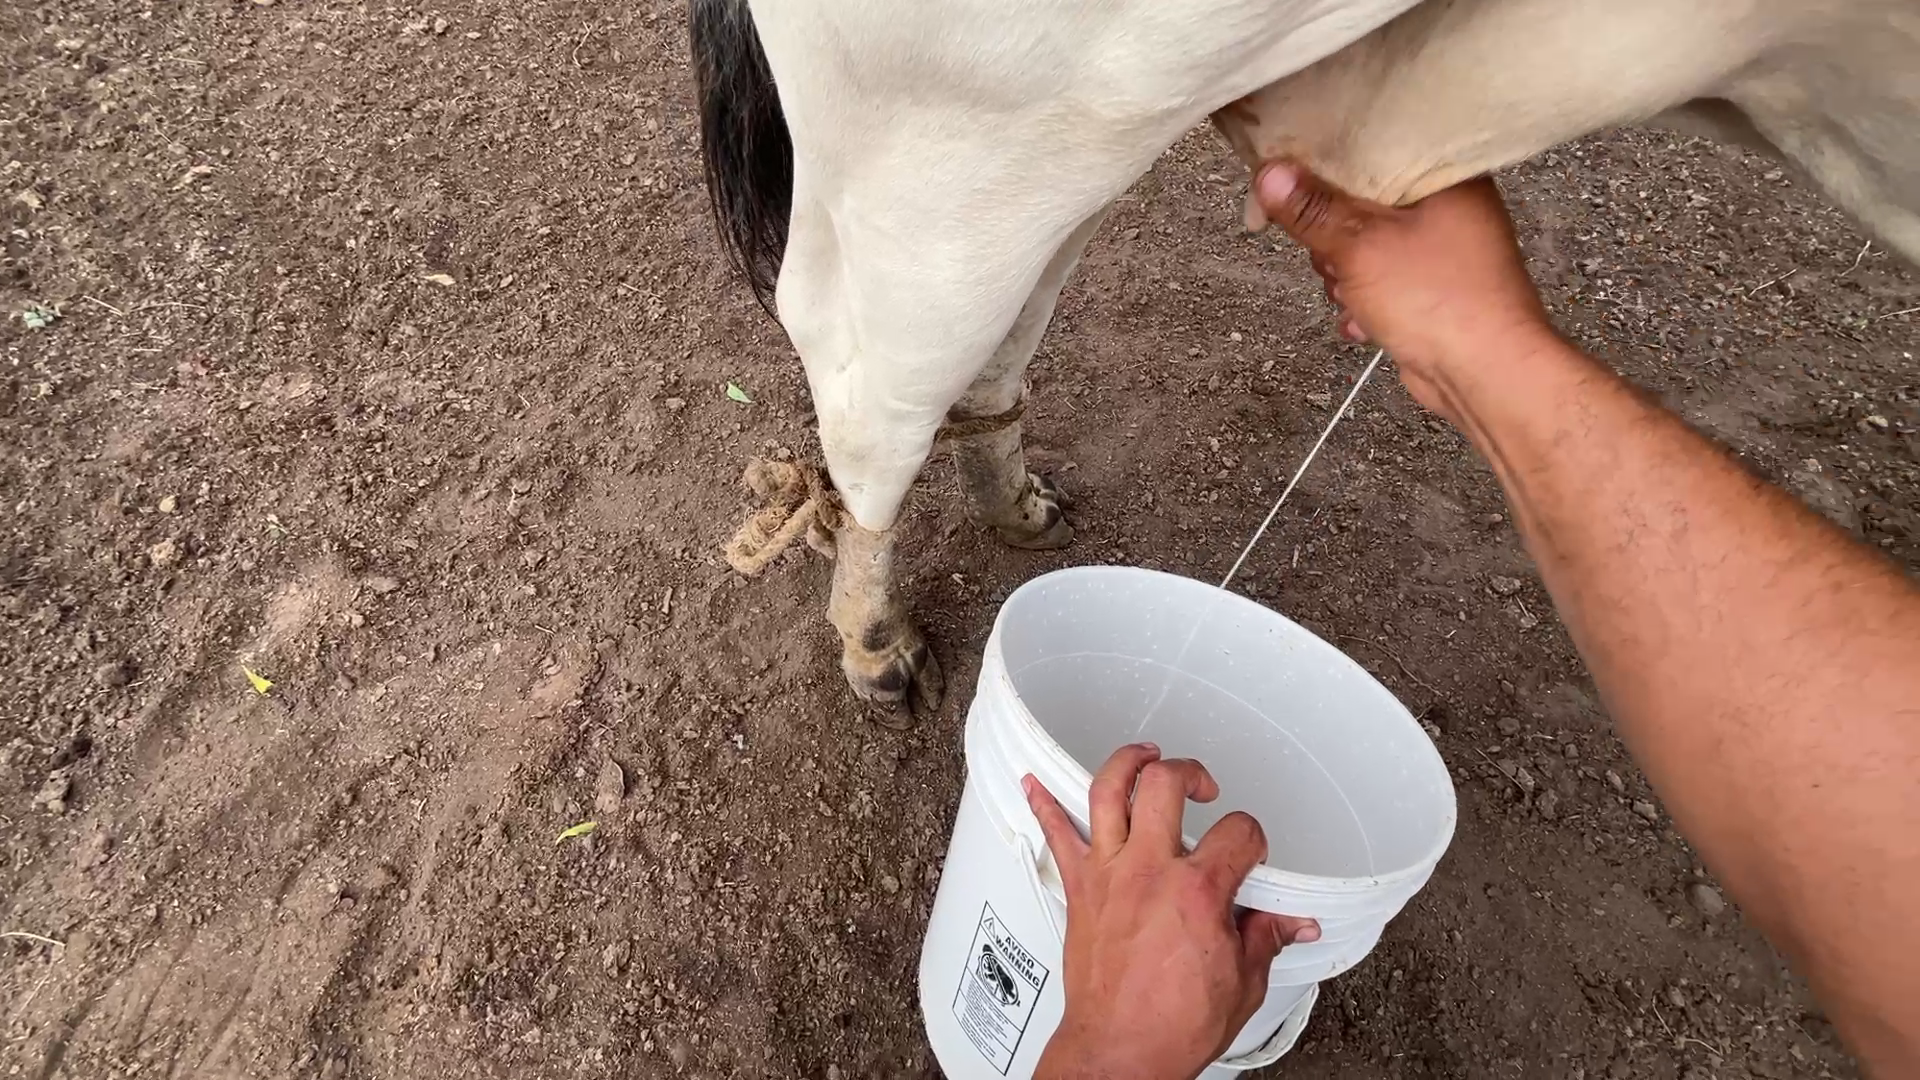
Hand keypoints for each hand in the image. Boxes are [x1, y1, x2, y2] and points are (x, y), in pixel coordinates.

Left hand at [1028, 743, 1319, 1079]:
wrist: (1119, 1051)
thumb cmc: (1172, 1025)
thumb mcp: (1240, 984)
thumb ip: (1265, 937)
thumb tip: (1291, 919)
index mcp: (1196, 892)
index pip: (1238, 833)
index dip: (1252, 836)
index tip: (1249, 847)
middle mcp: (1149, 870)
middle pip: (1164, 785)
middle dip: (1189, 771)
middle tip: (1201, 784)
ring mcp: (1108, 871)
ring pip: (1108, 791)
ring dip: (1126, 762)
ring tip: (1144, 754)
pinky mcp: (1079, 884)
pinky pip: (1055, 833)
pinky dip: (1042, 804)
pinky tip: (1033, 782)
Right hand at [1254, 161, 1558, 424]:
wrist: (1479, 369)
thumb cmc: (1438, 300)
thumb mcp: (1359, 246)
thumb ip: (1312, 210)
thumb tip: (1269, 174)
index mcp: (1440, 175)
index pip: (1369, 150)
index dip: (1322, 170)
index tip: (1289, 189)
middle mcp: (1443, 206)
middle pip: (1356, 205)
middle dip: (1331, 242)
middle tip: (1337, 260)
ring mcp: (1435, 250)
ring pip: (1358, 249)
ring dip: (1343, 280)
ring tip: (1355, 297)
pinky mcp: (1425, 288)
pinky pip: (1373, 283)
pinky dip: (1360, 303)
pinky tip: (1365, 321)